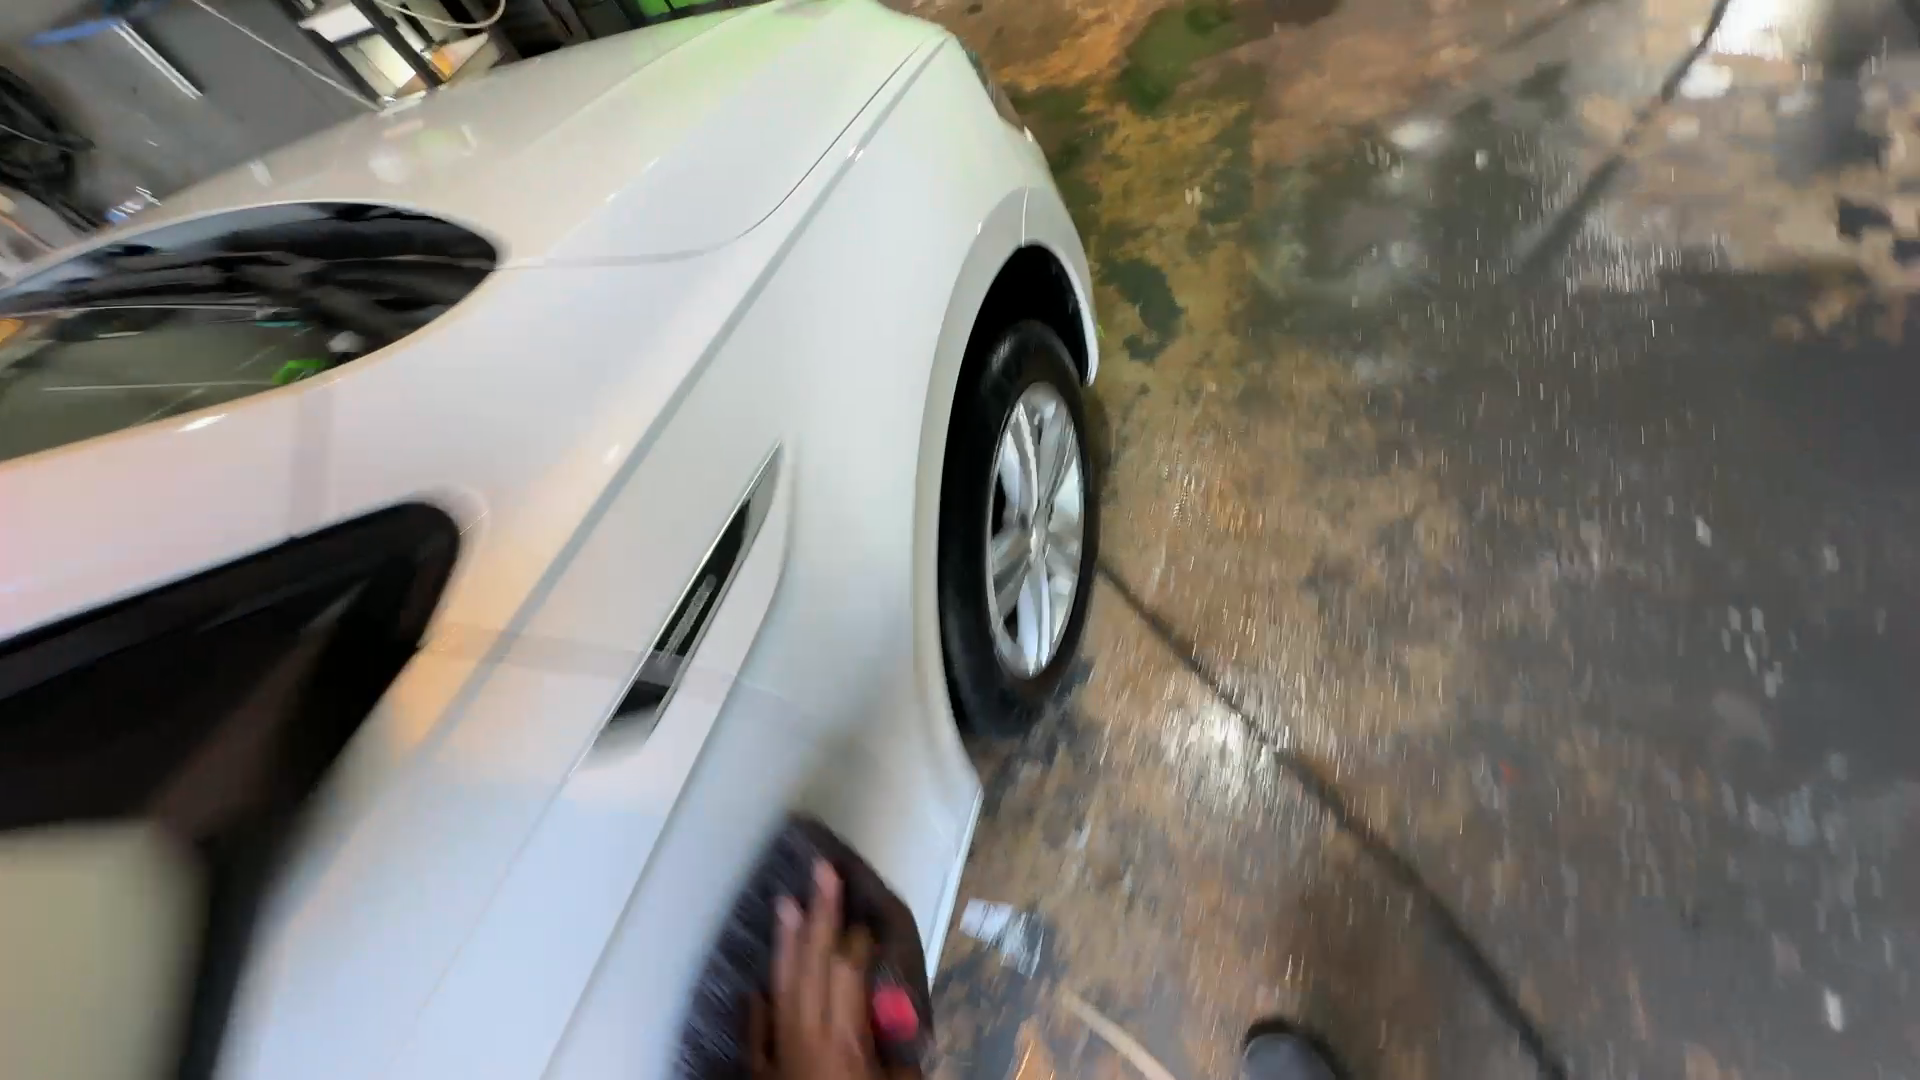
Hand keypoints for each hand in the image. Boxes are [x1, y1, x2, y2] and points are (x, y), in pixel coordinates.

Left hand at [754, 860, 881, 1079]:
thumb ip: (899, 1055)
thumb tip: (899, 1019)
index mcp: (842, 1041)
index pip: (847, 970)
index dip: (857, 939)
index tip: (865, 919)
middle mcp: (804, 1040)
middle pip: (812, 965)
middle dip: (820, 915)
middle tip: (822, 870)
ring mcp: (776, 1059)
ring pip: (781, 988)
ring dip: (785, 944)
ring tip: (785, 901)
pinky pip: (754, 1037)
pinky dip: (757, 1009)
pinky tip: (756, 986)